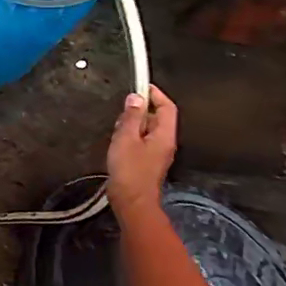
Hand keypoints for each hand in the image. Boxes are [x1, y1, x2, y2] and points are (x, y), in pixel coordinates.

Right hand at [107, 85, 176, 211]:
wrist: (131, 200)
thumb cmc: (129, 168)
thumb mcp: (126, 138)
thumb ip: (131, 117)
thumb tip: (136, 98)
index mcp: (164, 135)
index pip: (167, 108)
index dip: (156, 94)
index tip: (141, 85)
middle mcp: (165, 142)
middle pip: (158, 118)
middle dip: (142, 109)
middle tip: (123, 108)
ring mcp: (157, 153)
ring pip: (149, 130)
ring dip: (134, 123)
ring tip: (117, 125)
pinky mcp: (147, 161)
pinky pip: (142, 141)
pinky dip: (132, 136)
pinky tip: (118, 140)